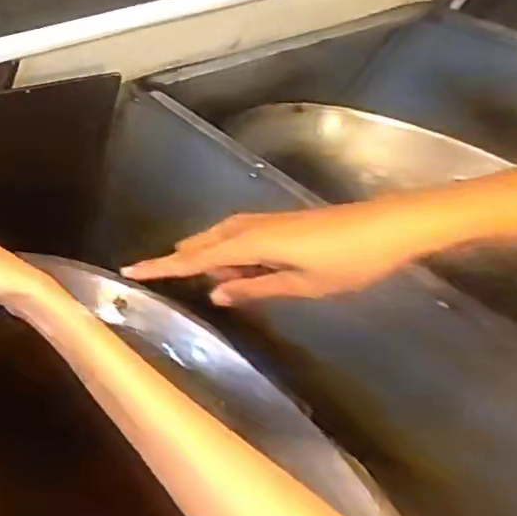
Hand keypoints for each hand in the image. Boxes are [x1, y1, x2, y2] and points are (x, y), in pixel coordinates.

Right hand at [121, 202, 437, 304]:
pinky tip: (243, 272)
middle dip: (184, 265)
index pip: (190, 259)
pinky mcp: (265, 223)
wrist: (387, 226)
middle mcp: (239, 228)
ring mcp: (252, 222)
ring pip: (212, 243)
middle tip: (186, 287)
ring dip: (209, 263)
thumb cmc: (349, 261)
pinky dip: (224, 256)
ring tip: (226, 286)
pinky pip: (228, 240)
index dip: (159, 267)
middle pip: (195, 247)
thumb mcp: (305, 285)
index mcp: (244, 244)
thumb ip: (256, 289)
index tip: (128, 271)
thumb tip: (216, 293)